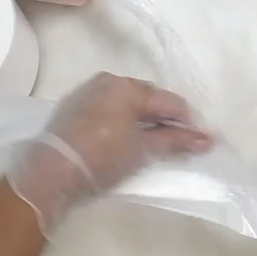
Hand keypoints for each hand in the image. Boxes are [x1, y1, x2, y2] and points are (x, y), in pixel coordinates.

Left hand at [5, 73, 213, 234]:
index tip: (200, 140)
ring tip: (153, 142)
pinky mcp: (74, 106)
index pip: (168, 101)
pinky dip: (122, 119)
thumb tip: (208, 140)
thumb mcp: (142, 150)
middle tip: (178, 142)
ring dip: (143, 118)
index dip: (188, 121)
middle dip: (165, 118)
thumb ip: (176, 141)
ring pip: (127, 102)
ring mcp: (88, 92)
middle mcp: (108, 81)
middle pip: (148, 97)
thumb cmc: (100, 159)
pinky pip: (108, 107)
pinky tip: (126, 138)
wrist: (48, 174)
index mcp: (127, 86)